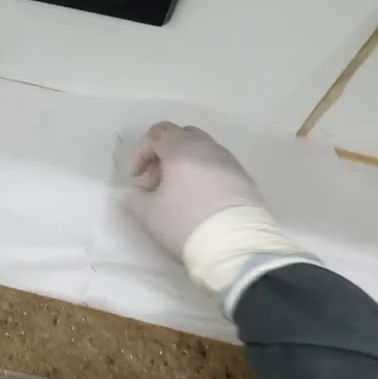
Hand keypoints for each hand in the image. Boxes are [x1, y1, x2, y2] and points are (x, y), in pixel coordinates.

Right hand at [124, 122, 317, 314]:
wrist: (235, 245)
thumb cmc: (184, 222)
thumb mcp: (147, 213)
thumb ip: (133, 197)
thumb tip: (134, 191)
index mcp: (182, 148)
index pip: (157, 133)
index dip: (139, 152)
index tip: (134, 178)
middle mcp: (208, 147)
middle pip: (181, 137)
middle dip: (163, 156)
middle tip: (155, 183)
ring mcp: (230, 162)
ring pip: (201, 153)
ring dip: (183, 168)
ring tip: (176, 196)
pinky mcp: (244, 180)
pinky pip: (216, 169)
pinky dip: (201, 177)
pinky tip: (198, 203)